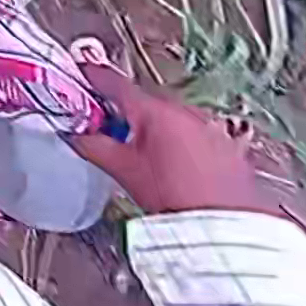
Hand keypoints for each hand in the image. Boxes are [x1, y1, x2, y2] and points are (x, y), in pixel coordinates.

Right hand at [66, 62, 272, 216]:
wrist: (232, 232)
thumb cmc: (174, 196)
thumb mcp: (120, 167)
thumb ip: (89, 143)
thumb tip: (73, 133)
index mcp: (153, 109)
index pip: (112, 81)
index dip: (91, 75)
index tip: (79, 73)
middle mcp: (185, 111)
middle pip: (140, 99)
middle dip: (120, 108)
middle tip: (103, 123)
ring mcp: (211, 129)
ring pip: (167, 115)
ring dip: (149, 123)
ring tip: (137, 147)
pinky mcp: (229, 148)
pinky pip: (191, 131)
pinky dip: (174, 138)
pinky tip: (168, 160)